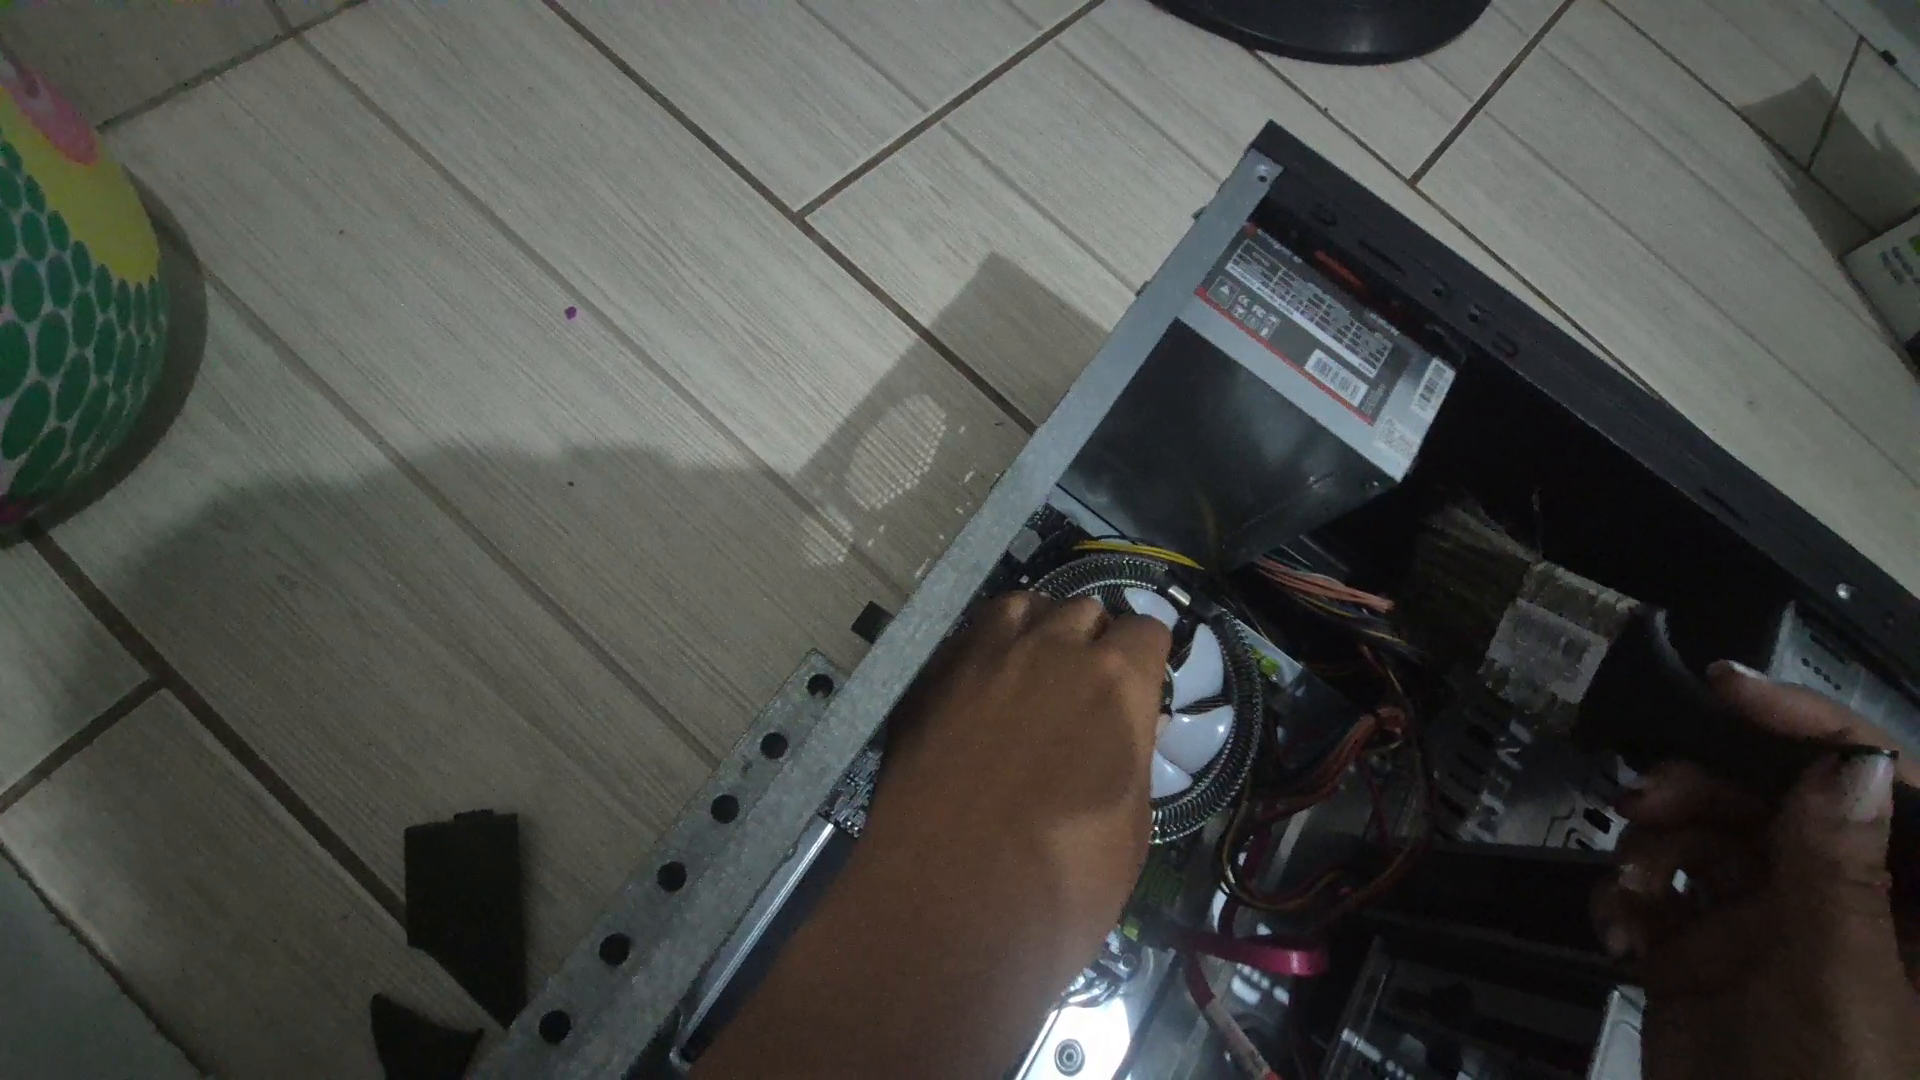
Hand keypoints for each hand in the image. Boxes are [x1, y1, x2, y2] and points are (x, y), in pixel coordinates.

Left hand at [692, 592, 1170, 1079]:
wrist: (948, 906)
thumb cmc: (1062, 882)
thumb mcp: (1130, 823)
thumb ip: (1131, 752)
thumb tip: (1129, 723)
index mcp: (1115, 681)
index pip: (1146, 630)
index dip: (1147, 655)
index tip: (1141, 679)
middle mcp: (1051, 649)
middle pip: (1083, 609)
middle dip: (1093, 639)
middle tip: (1085, 683)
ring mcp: (984, 655)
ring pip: (1022, 606)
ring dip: (1038, 628)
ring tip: (1033, 666)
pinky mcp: (934, 675)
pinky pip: (970, 632)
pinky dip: (988, 643)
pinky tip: (985, 681)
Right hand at [1592, 663, 1919, 1079]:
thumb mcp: (1847, 991)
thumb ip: (1843, 879)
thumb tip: (1847, 768)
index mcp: (1917, 909)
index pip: (1882, 790)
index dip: (1814, 729)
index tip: (1726, 686)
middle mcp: (1850, 903)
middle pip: (1768, 801)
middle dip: (1697, 794)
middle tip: (1642, 803)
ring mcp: (1769, 922)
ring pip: (1698, 835)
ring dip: (1649, 851)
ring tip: (1629, 892)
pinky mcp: (1700, 942)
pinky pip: (1653, 886)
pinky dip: (1625, 900)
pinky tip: (1621, 933)